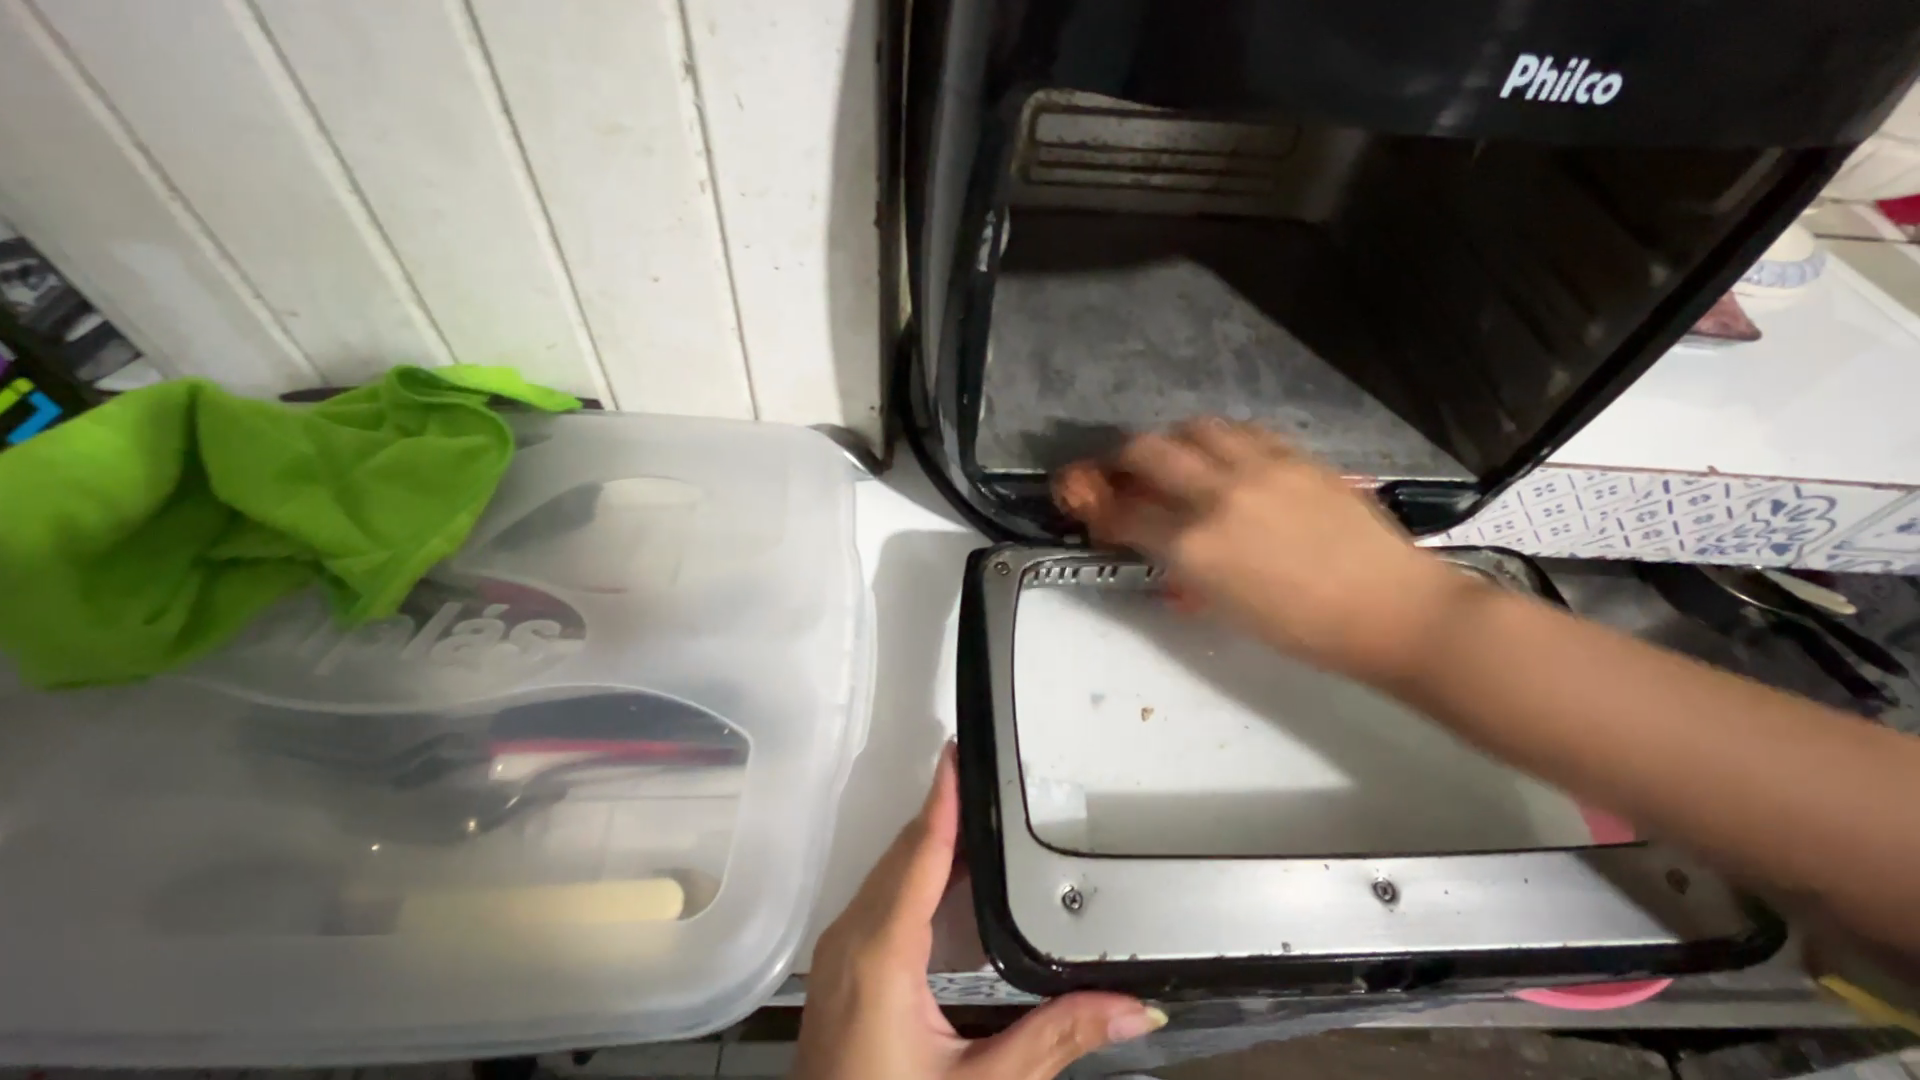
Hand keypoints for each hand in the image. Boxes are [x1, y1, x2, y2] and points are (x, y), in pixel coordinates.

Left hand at [793, 748, 1165, 1079]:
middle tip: (987, 776)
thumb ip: (1056, 1039)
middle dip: (943, 811)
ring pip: (887, 874)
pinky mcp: (839, 971)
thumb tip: (1136, 1009)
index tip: (957, 749)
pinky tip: (947, 879)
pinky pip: (879, 900)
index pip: (918, 854)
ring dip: (929, 842)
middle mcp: (849, 940)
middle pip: (902, 855)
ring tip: (978, 815)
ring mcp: (837, 954)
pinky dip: (914, 875)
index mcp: (879, 954)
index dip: (942, 799)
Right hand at [1054, 419, 1476, 683]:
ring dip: (1172, 440)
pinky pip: (1242, 431)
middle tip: (1121, 471)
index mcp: (1194, 547)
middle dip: (1121, 459)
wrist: (1389, 608)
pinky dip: (1220, 439)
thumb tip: (1163, 546)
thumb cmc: (1303, 629)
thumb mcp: (1226, 609)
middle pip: (1144, 451)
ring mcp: (1257, 468)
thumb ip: (1184, 569)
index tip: (1092, 505)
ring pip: (1193, 428)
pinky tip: (1226, 456)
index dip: (1099, 507)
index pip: (1124, 512)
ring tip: (1176, 458)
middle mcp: (1216, 496)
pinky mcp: (1295, 455)